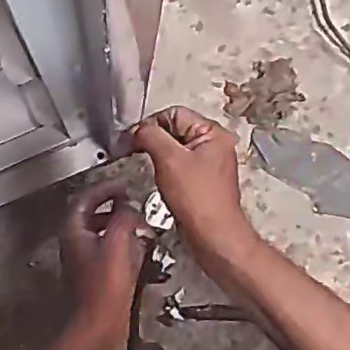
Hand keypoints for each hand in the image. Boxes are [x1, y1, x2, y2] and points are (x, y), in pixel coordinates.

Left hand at [59, 181, 144, 349]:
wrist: (97, 326)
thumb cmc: (102, 290)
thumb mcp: (117, 245)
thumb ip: (122, 219)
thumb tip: (128, 207)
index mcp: (74, 232)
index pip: (86, 200)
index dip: (105, 190)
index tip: (121, 188)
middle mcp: (74, 245)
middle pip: (92, 216)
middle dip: (113, 208)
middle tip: (130, 204)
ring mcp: (82, 261)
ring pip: (99, 233)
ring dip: (118, 227)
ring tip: (137, 226)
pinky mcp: (93, 276)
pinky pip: (106, 252)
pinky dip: (120, 245)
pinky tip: (135, 252)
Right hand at [131, 107, 254, 255]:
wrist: (213, 236)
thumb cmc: (199, 201)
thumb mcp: (168, 159)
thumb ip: (150, 136)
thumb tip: (138, 129)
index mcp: (213, 133)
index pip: (174, 114)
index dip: (151, 124)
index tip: (134, 138)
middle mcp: (215, 146)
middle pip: (174, 129)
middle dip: (154, 140)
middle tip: (137, 151)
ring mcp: (210, 164)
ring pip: (175, 149)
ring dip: (159, 157)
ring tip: (154, 169)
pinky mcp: (203, 182)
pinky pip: (179, 167)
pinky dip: (167, 171)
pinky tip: (163, 182)